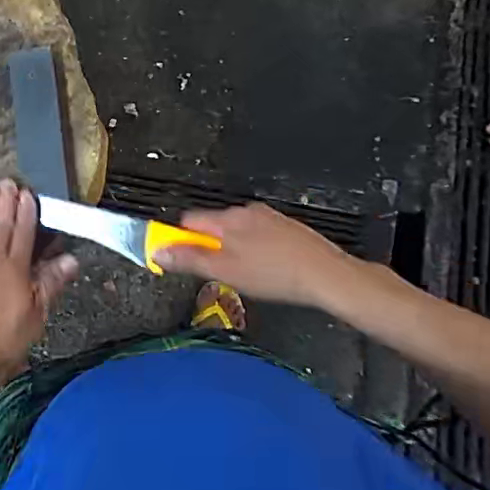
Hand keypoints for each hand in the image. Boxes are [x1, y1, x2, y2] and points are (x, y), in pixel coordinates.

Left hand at [0, 181, 76, 390]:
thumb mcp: (36, 315)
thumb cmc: (5, 339)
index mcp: (14, 269)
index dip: (27, 211)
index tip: (29, 193)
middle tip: (9, 180)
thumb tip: (72, 258)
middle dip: (5, 201)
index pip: (23, 232)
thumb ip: (51, 283)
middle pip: (0, 224)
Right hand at [150, 202, 389, 313]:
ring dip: (233, 249)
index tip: (181, 257)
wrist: (331, 278)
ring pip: (236, 231)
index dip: (180, 239)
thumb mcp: (225, 272)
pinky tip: (268, 271)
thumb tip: (157, 252)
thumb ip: (188, 259)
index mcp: (227, 218)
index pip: (186, 221)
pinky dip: (256, 250)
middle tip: (219, 271)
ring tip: (247, 275)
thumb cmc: (278, 275)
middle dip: (209, 246)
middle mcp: (246, 211)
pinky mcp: (288, 228)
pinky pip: (258, 235)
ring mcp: (269, 218)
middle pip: (211, 225)